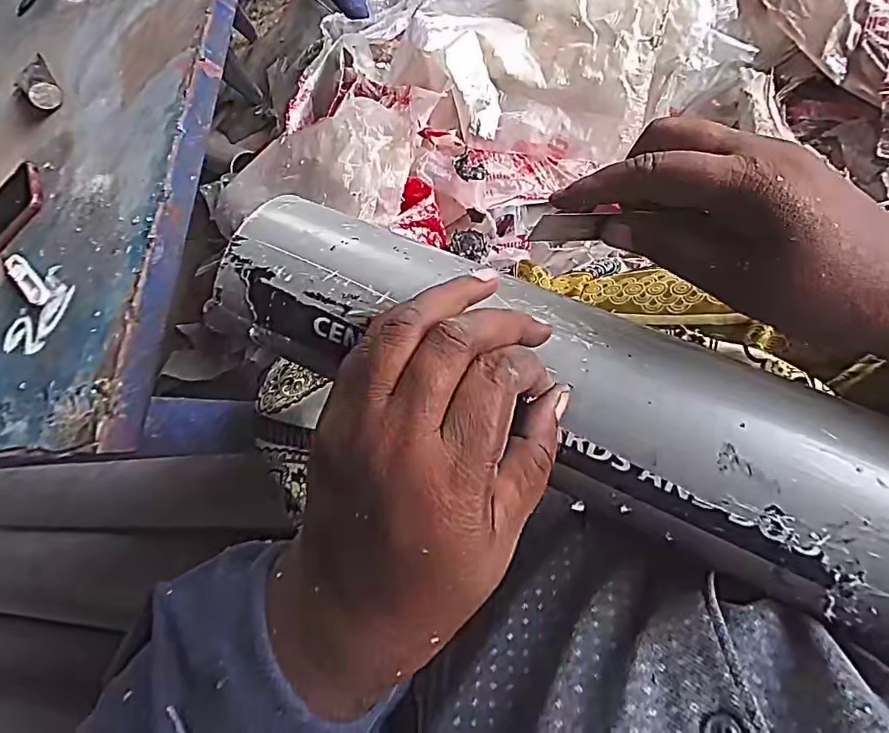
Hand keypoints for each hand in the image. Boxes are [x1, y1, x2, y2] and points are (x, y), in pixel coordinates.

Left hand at [267, 271, 568, 718]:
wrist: (345, 604)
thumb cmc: (432, 583)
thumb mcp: (502, 536)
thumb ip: (533, 457)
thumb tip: (555, 395)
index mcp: (450, 475)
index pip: (493, 380)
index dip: (525, 362)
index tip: (540, 368)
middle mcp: (399, 436)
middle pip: (450, 343)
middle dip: (496, 321)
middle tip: (527, 322)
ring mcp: (357, 419)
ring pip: (401, 329)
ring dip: (443, 298)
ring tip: (481, 285)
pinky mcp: (332, 413)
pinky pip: (366, 346)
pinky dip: (399, 320)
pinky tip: (428, 311)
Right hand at [551, 117, 888, 351]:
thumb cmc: (831, 298)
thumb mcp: (739, 281)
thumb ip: (669, 245)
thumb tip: (612, 225)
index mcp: (751, 181)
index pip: (654, 169)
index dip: (602, 185)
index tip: (564, 202)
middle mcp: (760, 149)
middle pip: (669, 135)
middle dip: (627, 167)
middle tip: (610, 211)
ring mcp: (776, 150)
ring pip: (692, 138)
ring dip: (655, 168)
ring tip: (644, 214)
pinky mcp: (785, 162)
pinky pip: (716, 153)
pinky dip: (683, 174)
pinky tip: (685, 212)